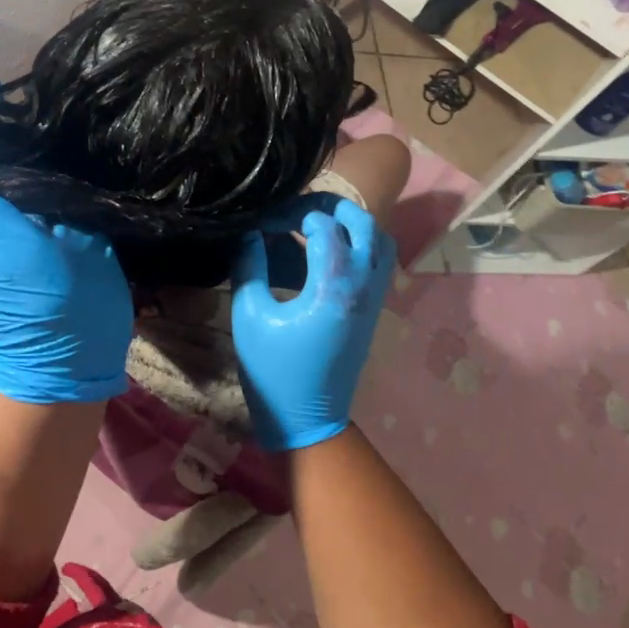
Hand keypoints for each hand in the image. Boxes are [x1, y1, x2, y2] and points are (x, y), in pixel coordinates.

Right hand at [230, 197, 394, 449]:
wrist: (308, 418)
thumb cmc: (274, 371)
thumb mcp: (250, 317)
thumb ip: (249, 267)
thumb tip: (249, 234)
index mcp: (333, 286)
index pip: (324, 225)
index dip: (294, 213)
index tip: (268, 220)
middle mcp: (363, 285)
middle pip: (363, 223)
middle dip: (331, 208)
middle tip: (298, 212)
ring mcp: (374, 297)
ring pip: (379, 240)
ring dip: (352, 225)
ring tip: (316, 228)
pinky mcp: (374, 309)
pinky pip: (379, 262)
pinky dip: (359, 246)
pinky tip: (325, 255)